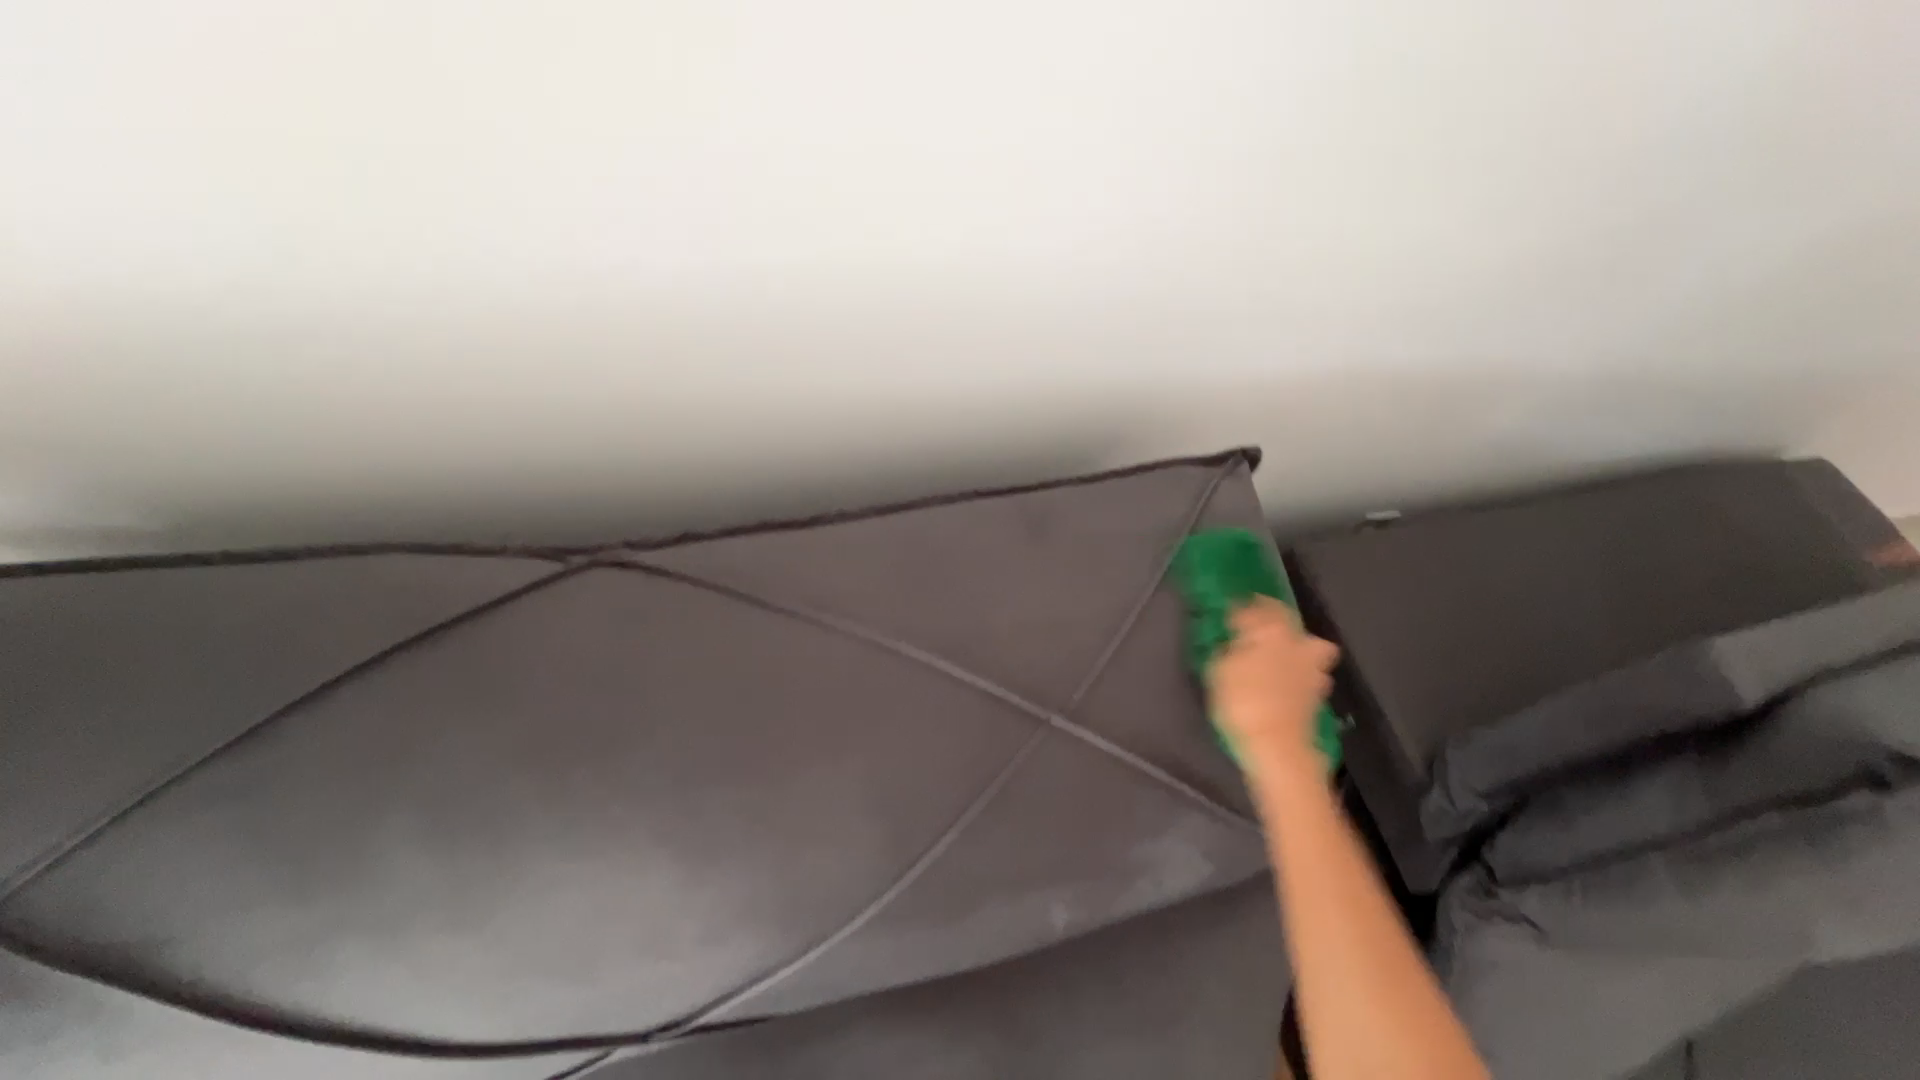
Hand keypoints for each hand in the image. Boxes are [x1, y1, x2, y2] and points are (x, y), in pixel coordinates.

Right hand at [1208, 598, 1339, 771]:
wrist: (1278, 747)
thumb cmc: (1242, 704)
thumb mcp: (1218, 672)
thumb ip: (1227, 650)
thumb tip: (1232, 642)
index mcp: (1271, 631)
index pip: (1255, 607)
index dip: (1239, 607)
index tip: (1227, 611)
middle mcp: (1297, 641)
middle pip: (1286, 618)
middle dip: (1270, 618)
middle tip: (1254, 626)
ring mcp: (1312, 666)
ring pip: (1305, 643)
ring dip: (1291, 645)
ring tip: (1275, 654)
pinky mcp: (1318, 690)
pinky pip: (1307, 669)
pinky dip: (1296, 670)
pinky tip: (1282, 680)